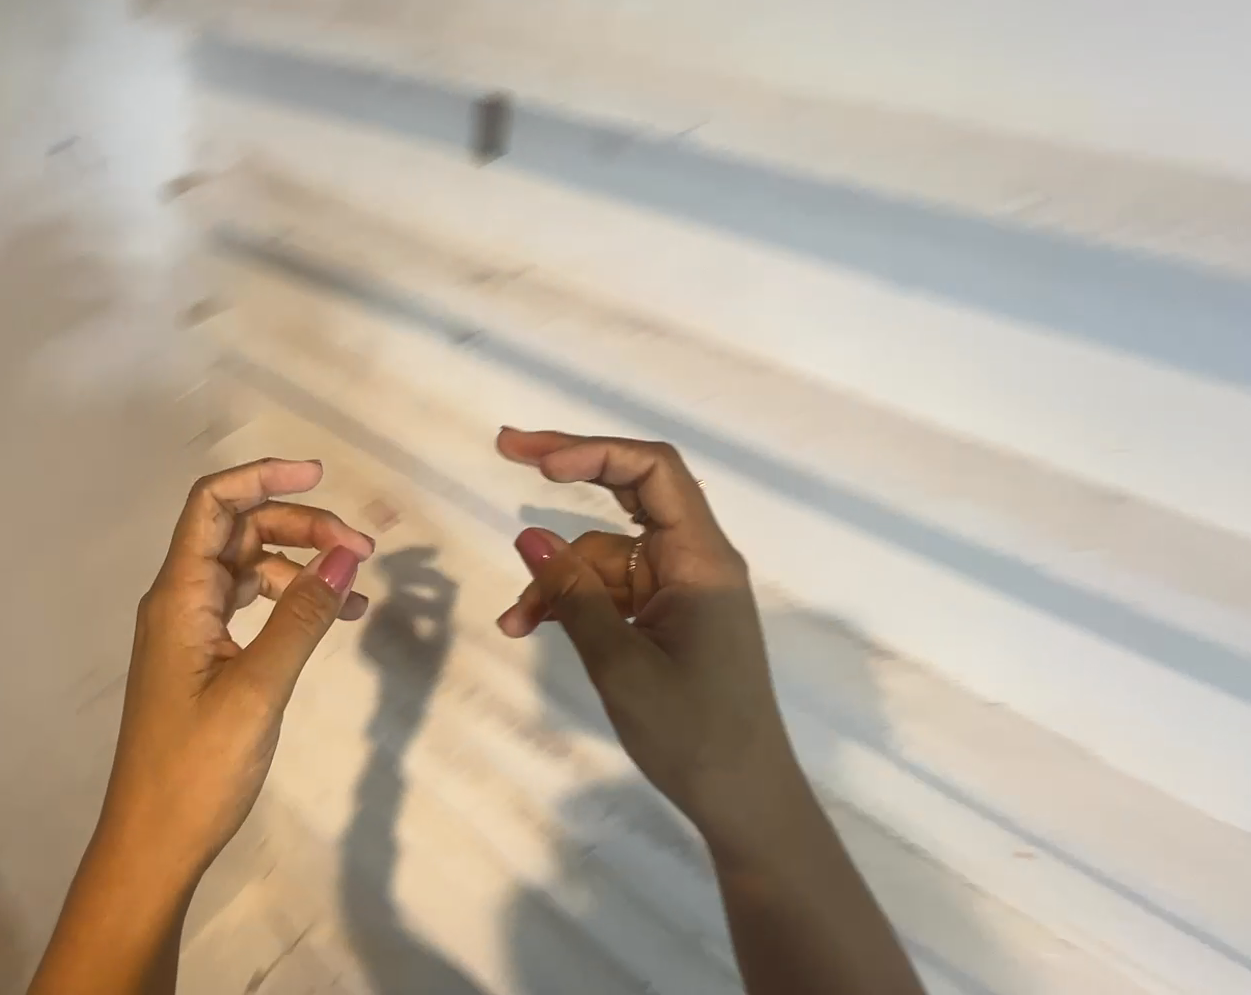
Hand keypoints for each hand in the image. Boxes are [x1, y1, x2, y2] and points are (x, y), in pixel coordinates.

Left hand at [33, 458, 372, 994]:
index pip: (213, 504)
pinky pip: (252, 607)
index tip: (320, 475)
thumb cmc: (198, 767)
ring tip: (357, 586)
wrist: (153, 845)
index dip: (263, 476)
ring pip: (249, 568)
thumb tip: (346, 554)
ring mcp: (192, 628)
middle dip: (300, 526)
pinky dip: (292, 602)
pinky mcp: (205, 656)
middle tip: (360, 549)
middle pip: (239, 531)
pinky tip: (333, 618)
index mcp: (179, 594)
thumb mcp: (259, 686)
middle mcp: (181, 600)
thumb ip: (302, 615)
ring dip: (301, 565)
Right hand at [495, 428, 797, 835]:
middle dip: (569, 470)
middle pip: (630, 489)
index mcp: (700, 558)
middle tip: (506, 447)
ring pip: (604, 553)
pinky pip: (608, 588)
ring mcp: (678, 586)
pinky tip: (532, 626)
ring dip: (556, 578)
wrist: (743, 803)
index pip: (654, 470)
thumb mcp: (620, 662)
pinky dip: (570, 602)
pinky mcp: (664, 613)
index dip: (594, 452)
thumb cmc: (693, 732)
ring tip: (515, 621)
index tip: (535, 462)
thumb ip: (573, 594)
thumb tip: (528, 536)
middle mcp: (693, 559)